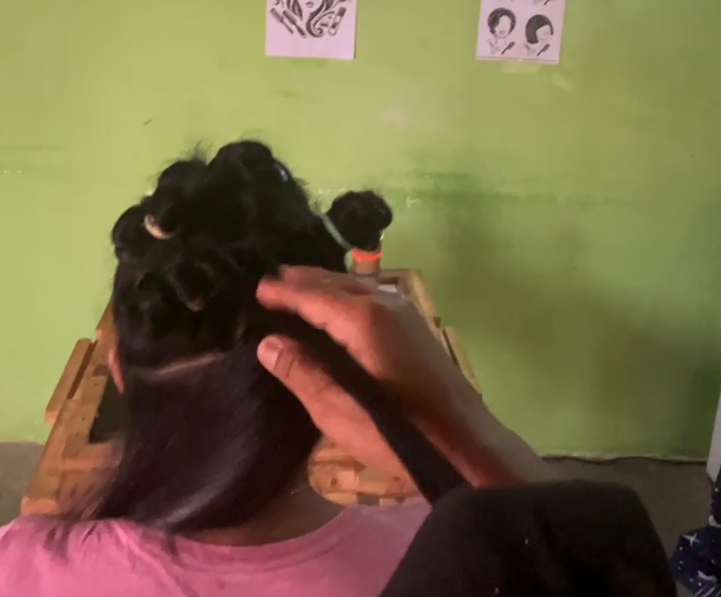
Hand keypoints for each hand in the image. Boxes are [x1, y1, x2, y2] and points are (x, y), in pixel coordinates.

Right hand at [255, 266, 546, 487]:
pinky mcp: (415, 325)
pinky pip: (372, 295)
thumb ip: (302, 372)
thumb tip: (268, 342)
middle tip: (275, 279)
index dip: (285, 292)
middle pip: (336, 282)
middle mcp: (385, 303)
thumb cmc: (396, 431)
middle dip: (305, 280)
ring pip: (357, 286)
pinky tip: (341, 305)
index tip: (258, 288)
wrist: (462, 441)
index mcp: (363, 319)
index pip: (314, 296)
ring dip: (327, 284)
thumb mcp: (337, 411)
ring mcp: (404, 311)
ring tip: (302, 286)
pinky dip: (348, 293)